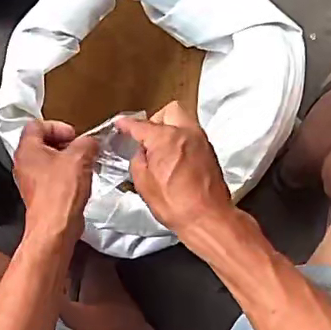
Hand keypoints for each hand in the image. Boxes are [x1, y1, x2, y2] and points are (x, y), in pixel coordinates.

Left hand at [14, 119, 98, 247]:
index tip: (74, 135)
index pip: (36, 125)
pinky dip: (67, 176)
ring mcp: (31, 181)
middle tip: (81, 148)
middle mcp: (24, 164)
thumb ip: (87, 143)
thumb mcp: (80, 157)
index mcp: (27, 149)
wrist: (56, 226)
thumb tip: (91, 142)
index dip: (58, 126)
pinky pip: (53, 178)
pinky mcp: (41, 195)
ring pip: (49, 162)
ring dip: (67, 161)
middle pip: (43, 143)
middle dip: (65, 144)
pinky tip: (80, 181)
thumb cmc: (60, 193)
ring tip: (84, 164)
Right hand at [114, 101, 234, 237]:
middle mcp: (186, 133)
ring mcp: (201, 141)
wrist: (207, 218)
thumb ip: (138, 160)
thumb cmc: (177, 204)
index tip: (121, 125)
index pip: (141, 124)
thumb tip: (141, 152)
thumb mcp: (144, 184)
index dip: (127, 125)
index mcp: (166, 138)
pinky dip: (181, 141)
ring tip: (160, 150)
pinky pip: (192, 136)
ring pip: (183, 121)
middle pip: (169, 111)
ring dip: (170, 130)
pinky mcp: (209, 152)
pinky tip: (174, 159)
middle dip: (156, 120)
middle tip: (147, 137)